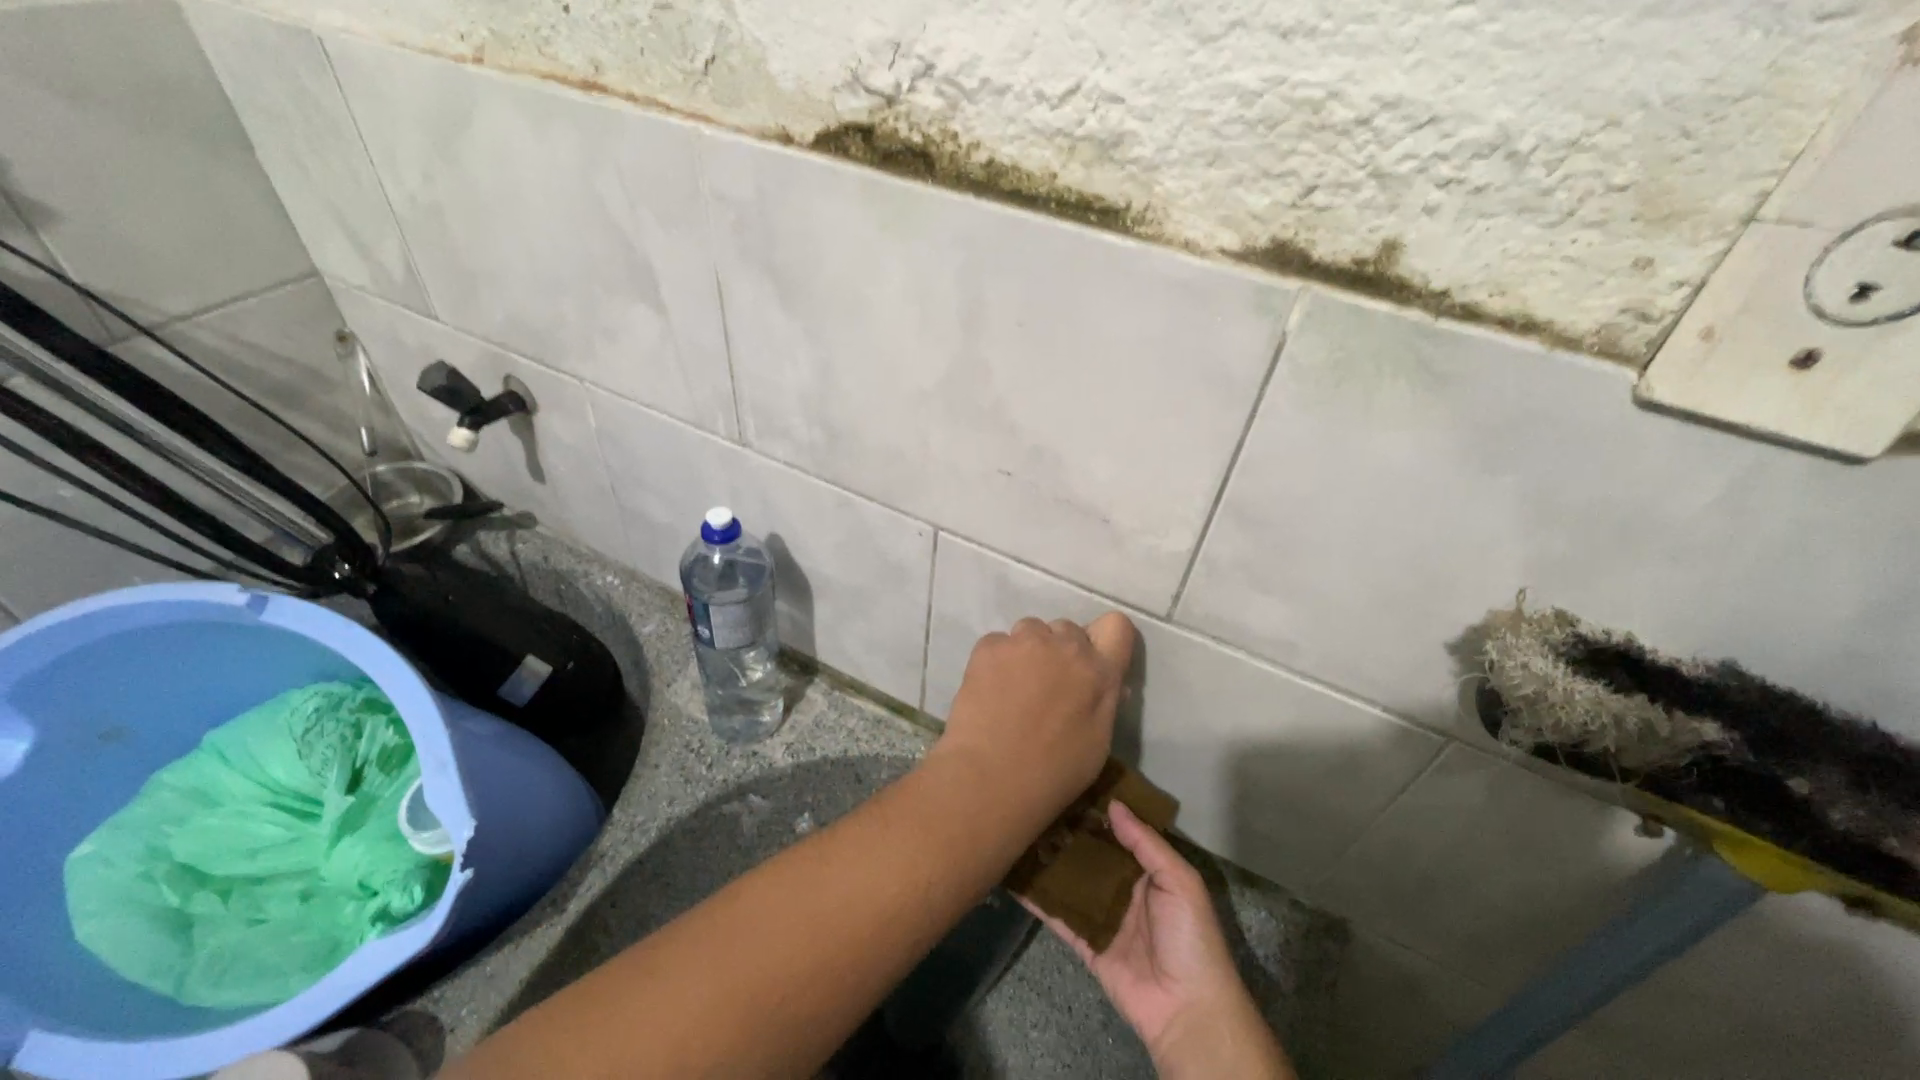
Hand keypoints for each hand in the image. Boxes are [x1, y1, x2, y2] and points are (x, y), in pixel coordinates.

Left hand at [933, 613, 1136, 825]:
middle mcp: (1066, 646)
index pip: (1117, 626)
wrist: (990, 777)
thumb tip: (1100, 683)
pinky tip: (989, 689)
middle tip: (1046, 685)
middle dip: (1060, 650)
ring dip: (1028, 650)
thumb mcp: (1098, 742)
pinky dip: (996, 659)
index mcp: (1100, 672)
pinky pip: (998, 642)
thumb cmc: (1053, 772)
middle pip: (1068, 629)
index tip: (1091, 660)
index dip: (1104, 639)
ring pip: (1031, 631)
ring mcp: (1025, 642)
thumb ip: (1103, 702)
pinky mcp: (989, 647)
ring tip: (1014, 687)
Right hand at [1027, 802, 1294, 1079]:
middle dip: (1071, 835)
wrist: (1185, 1007)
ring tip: (1020, 833)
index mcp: (1152, 873)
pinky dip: (1037, 900)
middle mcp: (1126, 891)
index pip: (1123, 836)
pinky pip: (1058, 917)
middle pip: (1093, 858)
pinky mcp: (1086, 943)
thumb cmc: (1190, 937)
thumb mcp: (1179, 882)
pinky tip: (1015, 878)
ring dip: (1050, 863)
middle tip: (1038, 804)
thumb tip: (1114, 806)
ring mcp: (1104, 918)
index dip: (1101, 814)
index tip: (1073, 786)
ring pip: (1072, 884)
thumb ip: (1146, 844)